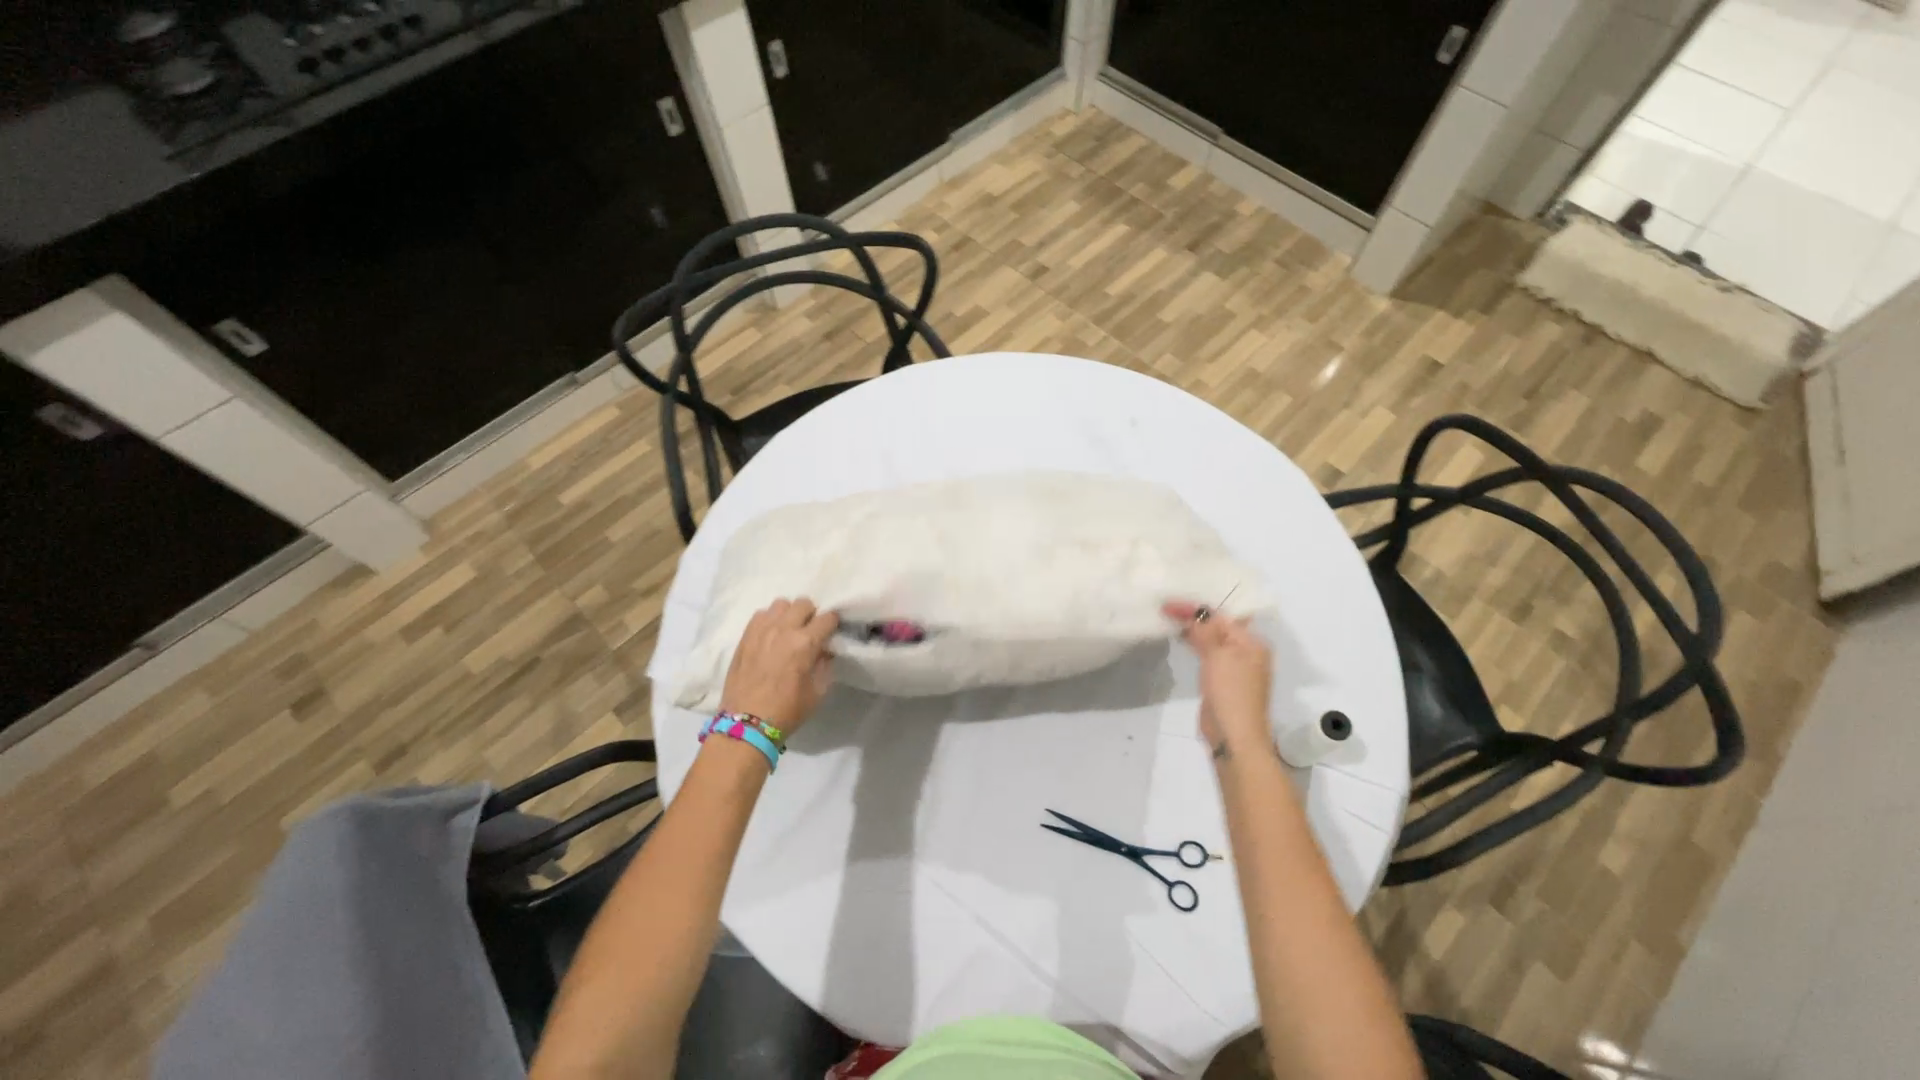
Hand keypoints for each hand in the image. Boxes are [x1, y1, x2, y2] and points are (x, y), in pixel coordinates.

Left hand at [720, 598, 839, 735]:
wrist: (747, 723)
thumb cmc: (787, 710)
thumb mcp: (818, 692)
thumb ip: (825, 665)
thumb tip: (825, 651)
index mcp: (805, 643)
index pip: (827, 618)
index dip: (833, 624)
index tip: (832, 632)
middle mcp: (784, 629)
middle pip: (804, 603)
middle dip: (812, 614)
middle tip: (811, 631)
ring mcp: (762, 630)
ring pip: (781, 604)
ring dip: (789, 614)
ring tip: (789, 630)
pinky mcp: (745, 635)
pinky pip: (761, 614)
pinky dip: (770, 619)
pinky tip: (771, 635)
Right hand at [1164, 601, 1273, 757]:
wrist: (1234, 735)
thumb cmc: (1231, 692)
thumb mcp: (1218, 656)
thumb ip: (1204, 631)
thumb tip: (1193, 612)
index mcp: (1252, 643)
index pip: (1222, 616)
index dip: (1196, 608)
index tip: (1169, 603)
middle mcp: (1247, 652)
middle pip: (1218, 626)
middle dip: (1194, 616)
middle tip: (1166, 606)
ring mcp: (1234, 667)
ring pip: (1211, 639)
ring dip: (1193, 630)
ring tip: (1168, 617)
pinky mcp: (1221, 680)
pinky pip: (1206, 654)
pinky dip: (1193, 644)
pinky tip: (1178, 639)